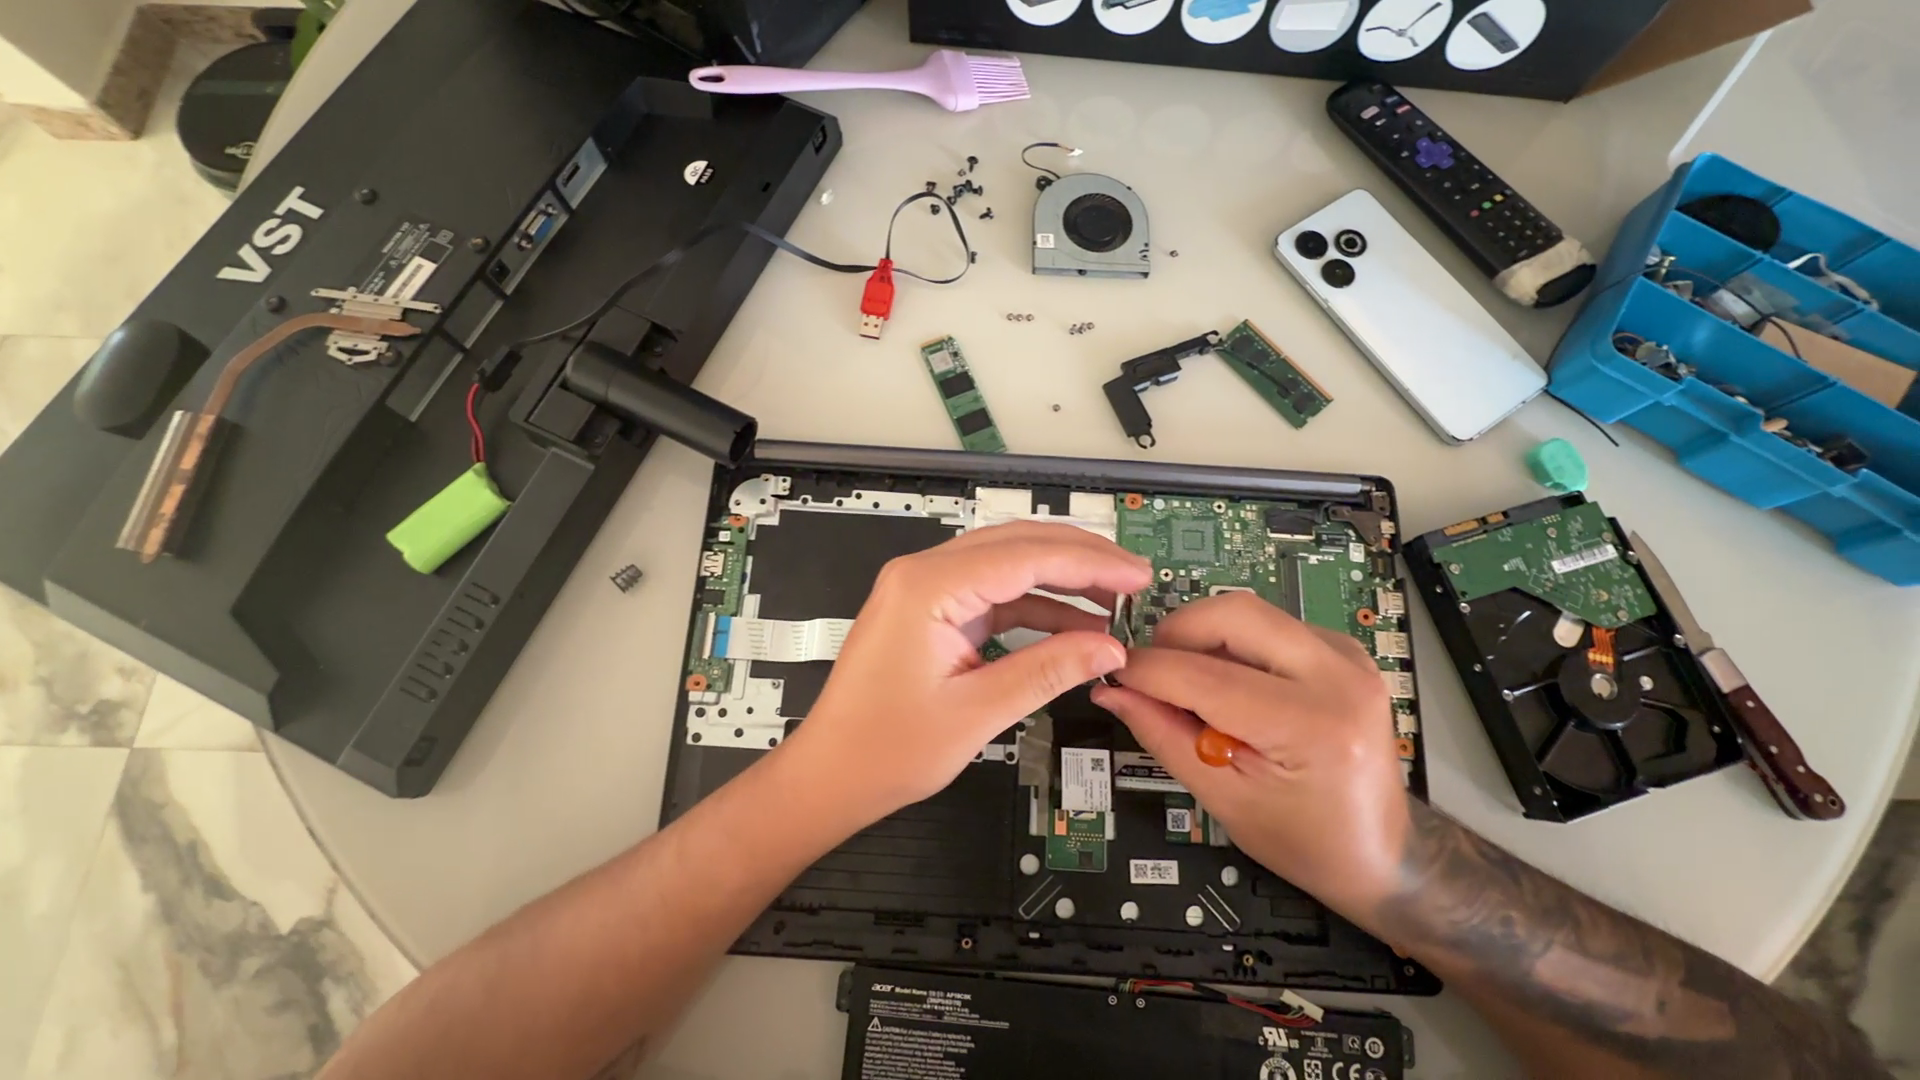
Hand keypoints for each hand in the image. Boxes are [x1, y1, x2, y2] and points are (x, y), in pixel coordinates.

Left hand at [787, 522, 1152, 825]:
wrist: (830, 774)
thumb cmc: (885, 749)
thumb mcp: (977, 712)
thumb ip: (1047, 671)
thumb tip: (1109, 649)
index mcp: (927, 588)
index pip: (1024, 556)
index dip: (1088, 563)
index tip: (1136, 576)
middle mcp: (922, 575)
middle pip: (1016, 546)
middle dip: (1080, 559)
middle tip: (1134, 578)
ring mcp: (924, 591)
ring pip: (1006, 566)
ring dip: (1060, 580)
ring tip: (1114, 599)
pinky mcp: (930, 612)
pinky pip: (992, 595)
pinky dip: (1033, 606)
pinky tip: (1073, 624)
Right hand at [1090, 592, 1410, 919]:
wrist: (1383, 850)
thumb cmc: (1305, 841)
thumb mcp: (1223, 800)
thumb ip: (1164, 736)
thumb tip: (1112, 692)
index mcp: (1312, 726)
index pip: (1206, 676)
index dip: (1147, 670)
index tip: (1112, 673)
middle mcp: (1338, 676)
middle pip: (1234, 614)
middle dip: (1177, 633)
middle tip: (1151, 670)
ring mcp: (1347, 656)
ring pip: (1249, 612)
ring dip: (1204, 638)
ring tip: (1188, 684)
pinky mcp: (1342, 649)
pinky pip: (1268, 624)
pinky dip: (1232, 644)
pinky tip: (1227, 684)